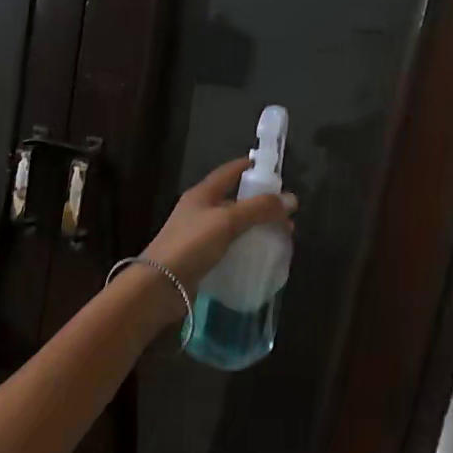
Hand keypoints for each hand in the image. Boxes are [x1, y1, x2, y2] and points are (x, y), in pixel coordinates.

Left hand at [140, 158, 296, 289]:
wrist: (160, 284)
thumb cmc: (191, 244)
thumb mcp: (227, 221)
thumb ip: (259, 209)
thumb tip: (291, 199)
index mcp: (201, 194)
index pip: (228, 173)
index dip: (248, 168)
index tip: (273, 170)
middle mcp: (199, 211)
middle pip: (234, 201)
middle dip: (260, 205)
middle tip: (287, 217)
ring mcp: (198, 236)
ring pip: (233, 226)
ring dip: (255, 228)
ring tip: (280, 237)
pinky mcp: (200, 258)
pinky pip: (228, 247)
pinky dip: (245, 248)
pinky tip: (261, 256)